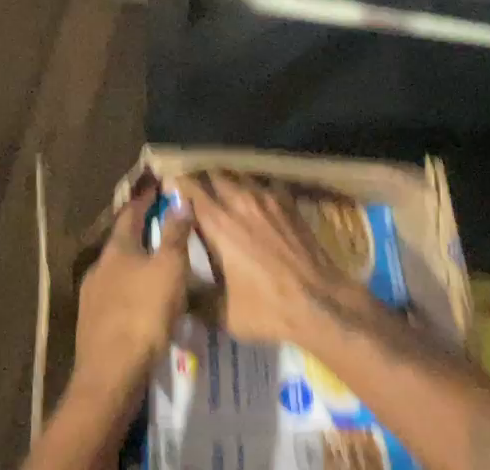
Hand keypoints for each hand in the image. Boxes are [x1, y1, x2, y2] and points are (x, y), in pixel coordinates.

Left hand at [71, 186, 191, 396]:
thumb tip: (180, 201)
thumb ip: (175, 235)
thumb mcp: (169, 269)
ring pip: (117, 271)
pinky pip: (115, 297)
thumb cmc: (143, 313)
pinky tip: (141, 305)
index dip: (145, 200)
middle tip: (162, 229)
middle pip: (122, 242)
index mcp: (117, 248)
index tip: (157, 190)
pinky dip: (130, 292)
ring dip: (135, 266)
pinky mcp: (92, 324)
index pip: (130, 214)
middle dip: (140, 234)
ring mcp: (91, 296)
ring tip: (156, 269)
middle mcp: (99, 266)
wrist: (111, 374)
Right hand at [170, 173, 371, 344]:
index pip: (190, 189)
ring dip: (227, 180)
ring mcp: (268, 199)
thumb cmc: (266, 309)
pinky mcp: (289, 203)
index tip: (168, 186)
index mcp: (218, 223)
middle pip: (214, 175)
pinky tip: (255, 200)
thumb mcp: (221, 313)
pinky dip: (254, 187)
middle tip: (194, 188)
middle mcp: (240, 201)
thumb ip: (194, 298)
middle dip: (201, 178)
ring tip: (222, 191)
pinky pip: (265, 184)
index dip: (176, 185)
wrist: (320, 304)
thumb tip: (174, 292)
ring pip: (240, 176)